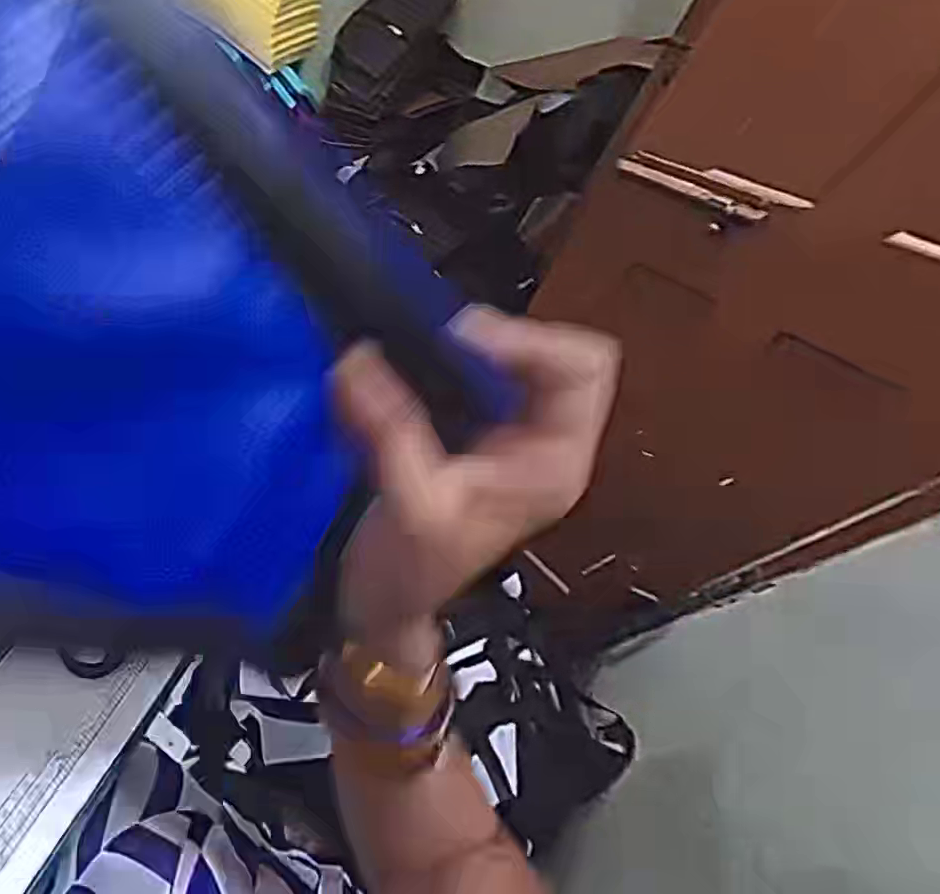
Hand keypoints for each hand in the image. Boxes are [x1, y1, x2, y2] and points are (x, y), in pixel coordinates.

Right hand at [330, 308, 618, 670]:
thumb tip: (360, 361)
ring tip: (416, 346)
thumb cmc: (412, 577)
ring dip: (460, 348)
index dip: (528, 340)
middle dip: (491, 337)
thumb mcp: (410, 506)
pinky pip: (462, 376)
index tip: (460, 336)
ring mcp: (500, 436)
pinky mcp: (463, 433)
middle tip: (433, 335)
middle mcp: (536, 442)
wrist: (384, 604)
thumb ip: (389, 430)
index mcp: (551, 463)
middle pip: (547, 353)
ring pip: (503, 360)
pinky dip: (433, 362)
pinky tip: (401, 368)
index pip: (579, 369)